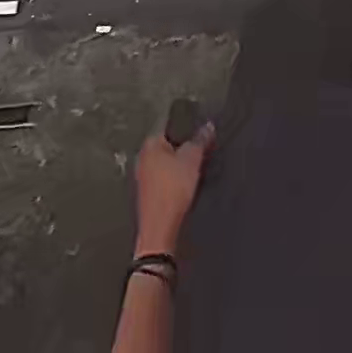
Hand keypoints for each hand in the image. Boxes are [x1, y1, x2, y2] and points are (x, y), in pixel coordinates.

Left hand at [132, 122, 213, 255]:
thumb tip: (208, 126)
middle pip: (169, 143)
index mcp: (150, 144)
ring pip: (167, 161)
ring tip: (198, 163)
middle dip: (185, 144)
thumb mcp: (192, 158)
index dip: (188, 125)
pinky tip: (187, 181)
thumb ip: (200, 140)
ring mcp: (144, 176)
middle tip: (203, 146)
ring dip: (181, 161)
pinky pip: (165, 175)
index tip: (202, 128)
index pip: (170, 125)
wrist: (160, 227)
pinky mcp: (148, 192)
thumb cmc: (174, 187)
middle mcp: (143, 156)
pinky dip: (176, 175)